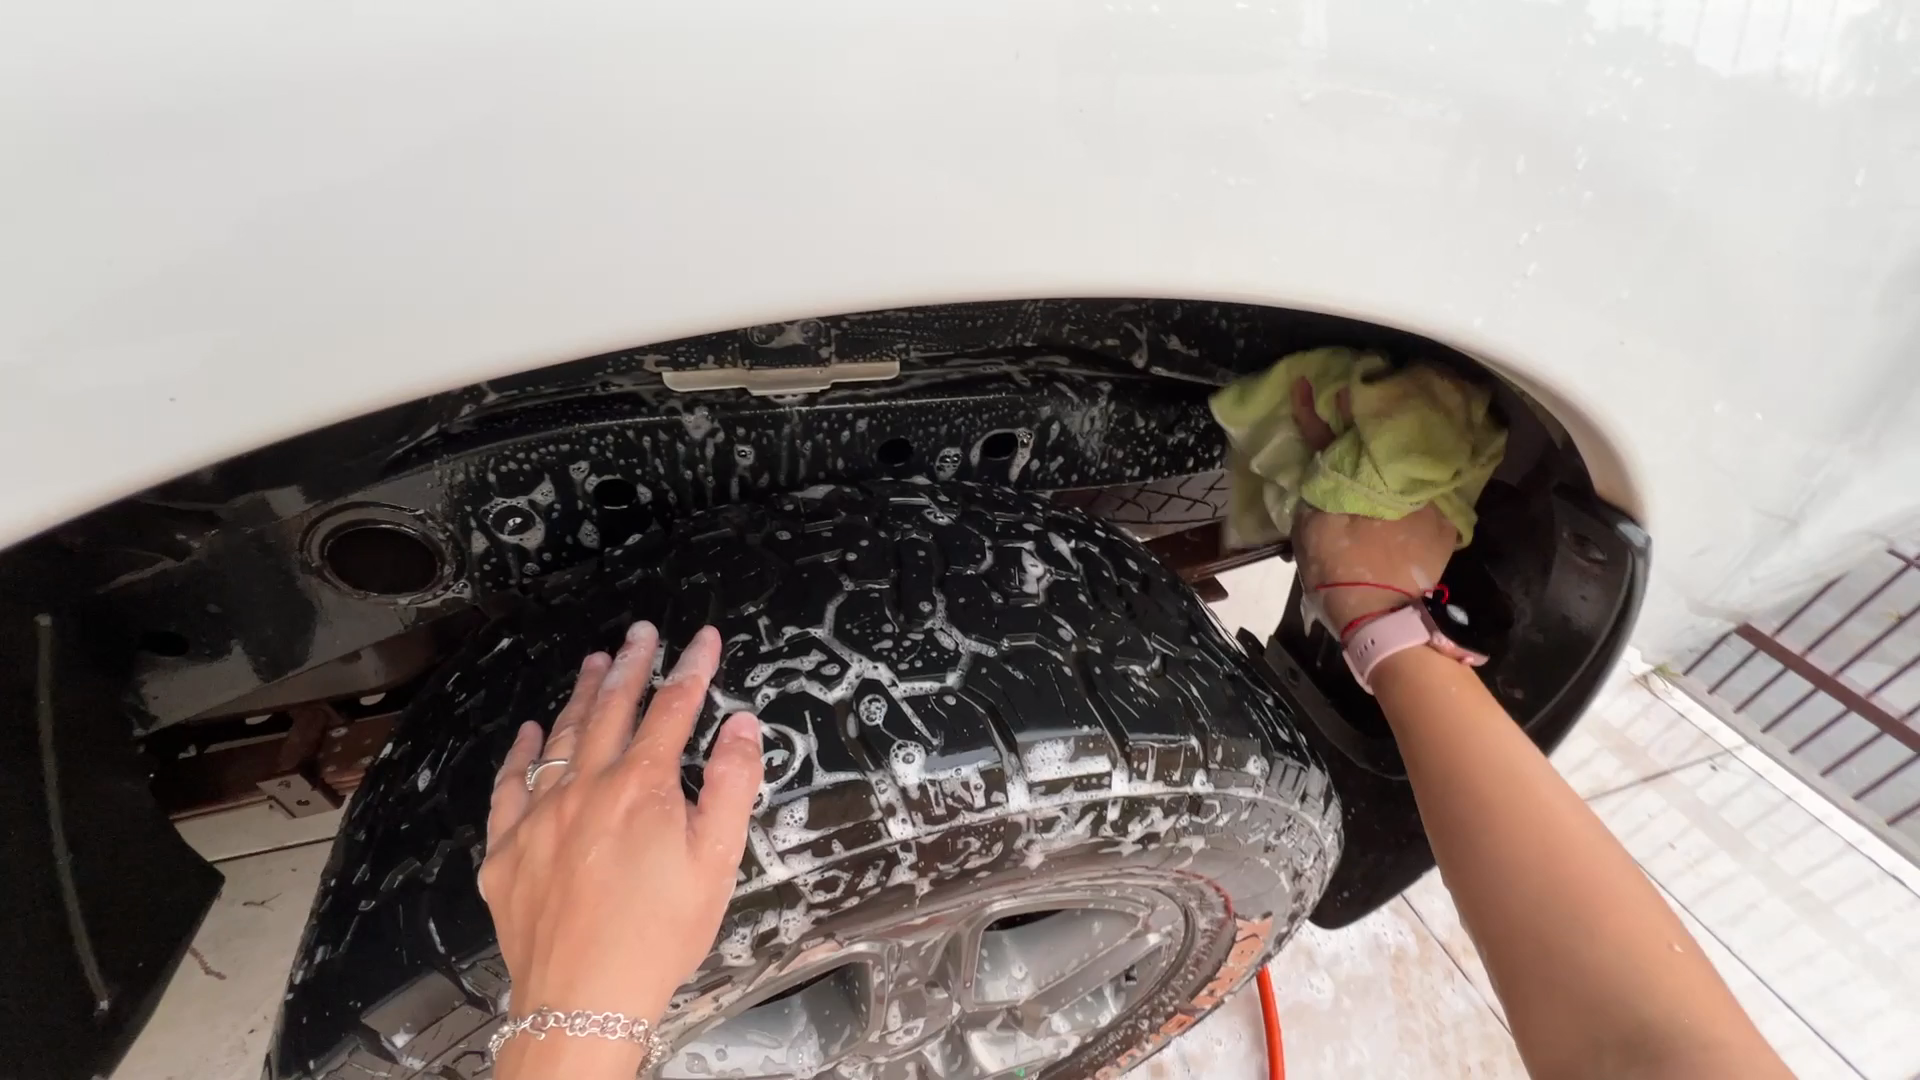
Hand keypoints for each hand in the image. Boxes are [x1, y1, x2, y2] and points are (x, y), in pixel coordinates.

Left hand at [481, 622, 762, 1074]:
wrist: (582, 1003)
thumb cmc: (664, 929)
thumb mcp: (718, 858)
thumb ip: (732, 783)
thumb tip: (742, 723)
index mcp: (642, 786)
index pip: (674, 708)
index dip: (693, 668)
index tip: (705, 636)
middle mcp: (587, 786)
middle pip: (613, 708)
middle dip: (632, 664)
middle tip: (640, 631)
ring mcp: (539, 816)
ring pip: (563, 737)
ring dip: (582, 694)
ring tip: (596, 660)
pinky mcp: (506, 850)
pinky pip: (510, 787)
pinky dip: (522, 753)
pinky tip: (531, 731)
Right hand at [1286, 377, 1457, 634]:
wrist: (1380, 620)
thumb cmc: (1341, 570)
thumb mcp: (1316, 524)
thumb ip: (1322, 484)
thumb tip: (1328, 454)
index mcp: (1374, 482)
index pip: (1338, 439)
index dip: (1317, 414)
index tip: (1307, 386)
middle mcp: (1410, 487)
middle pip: (1384, 444)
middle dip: (1367, 420)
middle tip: (1356, 395)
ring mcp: (1431, 508)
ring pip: (1407, 465)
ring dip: (1391, 447)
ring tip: (1377, 429)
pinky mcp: (1440, 528)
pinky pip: (1423, 488)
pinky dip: (1408, 476)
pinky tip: (1396, 475)